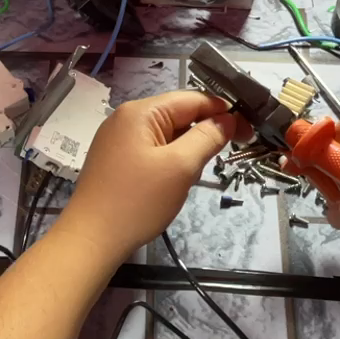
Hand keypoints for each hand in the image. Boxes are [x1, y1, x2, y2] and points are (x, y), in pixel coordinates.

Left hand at [52, 91, 248, 262]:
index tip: (248, 131)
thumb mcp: (180, 167)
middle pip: (178, 116)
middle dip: (203, 134)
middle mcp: (126, 119)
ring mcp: (117, 141)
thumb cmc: (137, 202)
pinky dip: (169, 164)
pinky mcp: (115, 162)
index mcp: (140, 112)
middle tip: (221, 159)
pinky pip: (152, 153)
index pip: (192, 98)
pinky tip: (171, 186)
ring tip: (188, 180)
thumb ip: (207, 137)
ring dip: (186, 153)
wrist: (91, 239)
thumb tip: (227, 119)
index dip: (223, 111)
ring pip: (166, 137)